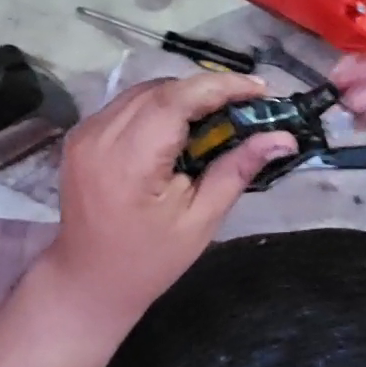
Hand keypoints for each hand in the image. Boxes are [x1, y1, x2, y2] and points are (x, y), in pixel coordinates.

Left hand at [48, 73, 297, 316]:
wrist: (88, 280)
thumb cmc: (150, 260)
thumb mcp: (201, 220)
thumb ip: (237, 170)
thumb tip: (283, 137)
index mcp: (128, 162)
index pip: (176, 99)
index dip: (220, 86)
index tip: (260, 90)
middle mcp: (99, 137)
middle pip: (161, 89)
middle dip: (207, 89)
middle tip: (247, 105)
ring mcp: (85, 133)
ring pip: (144, 91)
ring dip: (184, 95)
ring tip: (220, 114)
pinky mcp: (81, 134)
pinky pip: (128, 104)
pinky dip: (160, 106)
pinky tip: (182, 126)